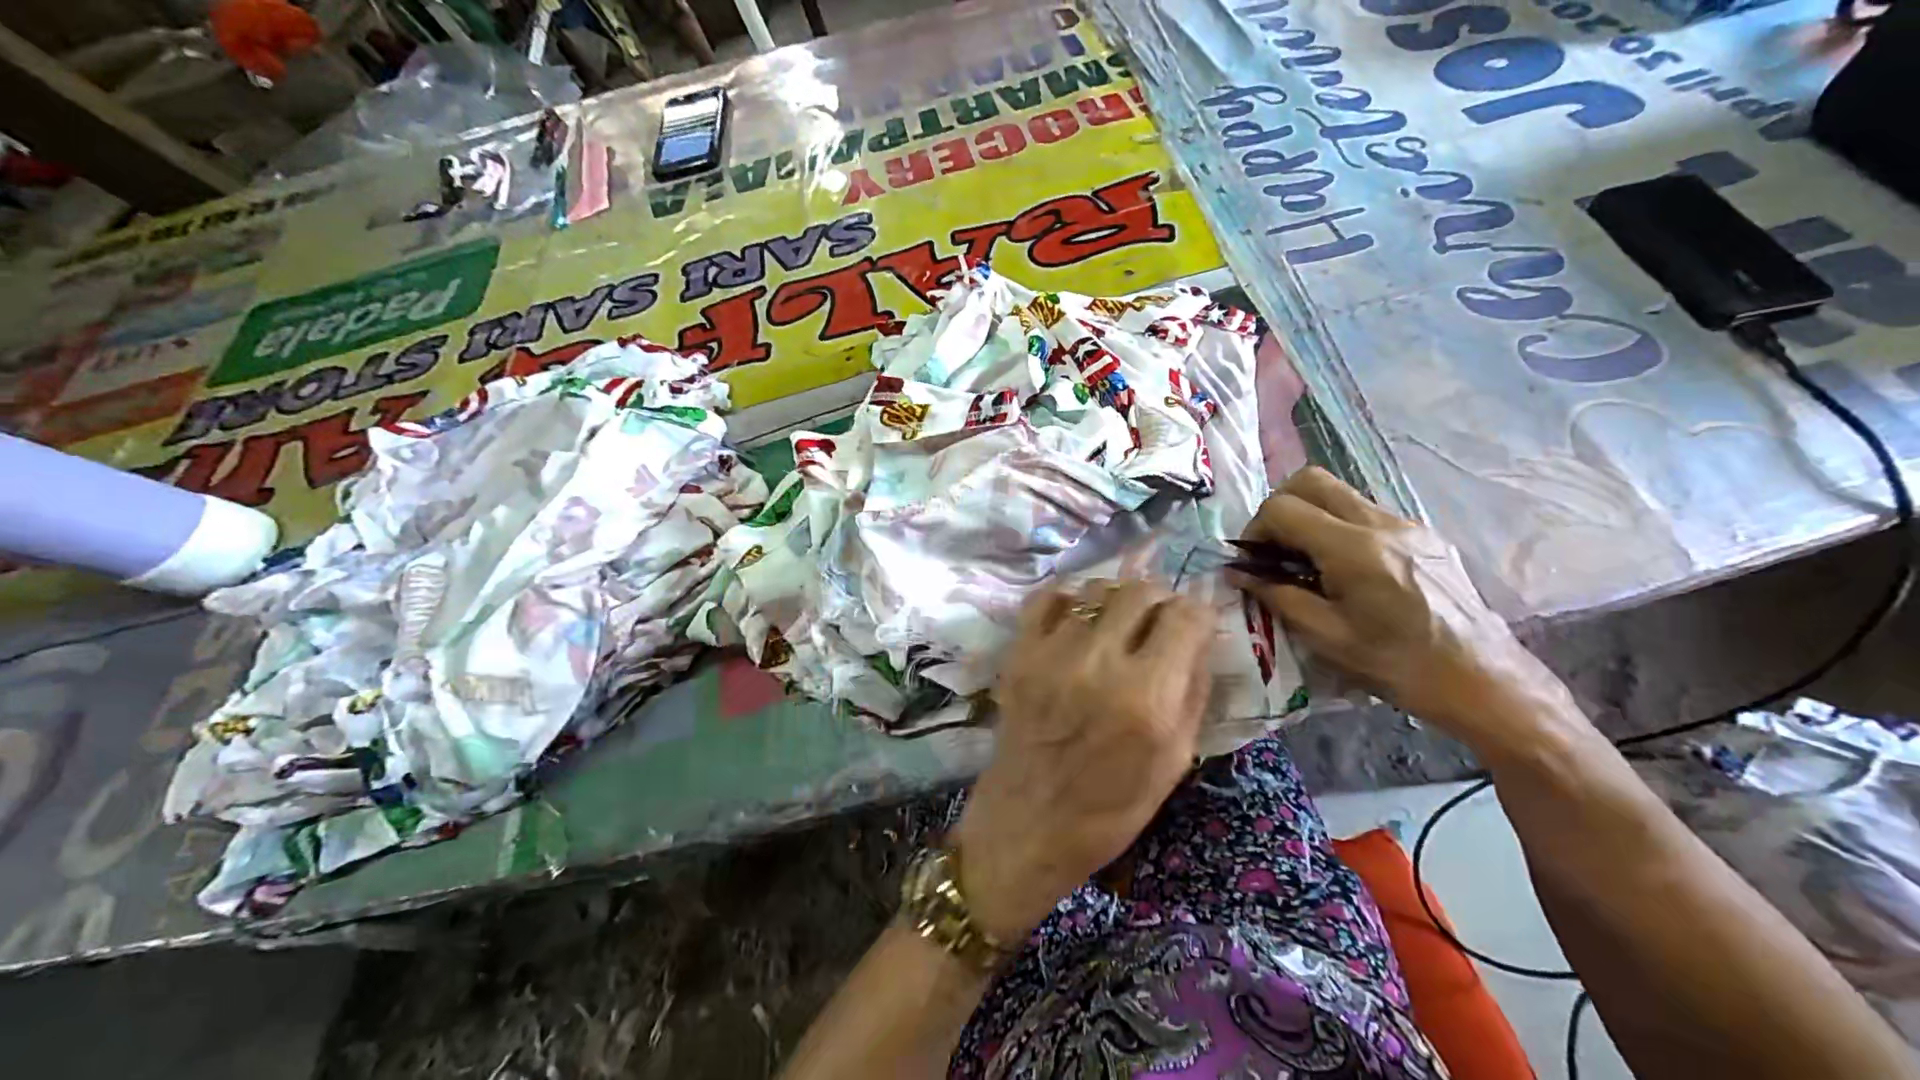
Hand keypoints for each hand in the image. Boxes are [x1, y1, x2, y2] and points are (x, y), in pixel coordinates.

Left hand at [953, 581, 1212, 942]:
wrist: (1030, 823)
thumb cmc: (1112, 806)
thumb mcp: (1175, 758)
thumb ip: (1194, 690)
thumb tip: (1202, 637)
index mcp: (1148, 695)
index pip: (1187, 614)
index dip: (1198, 614)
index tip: (1195, 626)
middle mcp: (1101, 662)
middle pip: (1142, 591)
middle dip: (1160, 601)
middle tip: (1158, 623)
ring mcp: (1053, 653)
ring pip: (1096, 589)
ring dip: (1116, 600)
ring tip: (1116, 625)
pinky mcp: (1020, 653)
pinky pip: (1047, 597)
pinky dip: (1068, 598)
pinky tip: (1077, 618)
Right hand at [1235, 468, 1584, 756]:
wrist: (1480, 678)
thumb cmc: (1396, 664)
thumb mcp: (1325, 636)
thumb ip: (1276, 596)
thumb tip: (1237, 573)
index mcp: (1352, 549)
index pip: (1282, 508)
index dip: (1254, 530)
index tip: (1251, 561)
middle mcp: (1379, 523)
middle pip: (1310, 480)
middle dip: (1279, 507)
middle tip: (1273, 548)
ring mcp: (1406, 524)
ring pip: (1340, 493)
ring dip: (1310, 516)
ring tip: (1306, 562)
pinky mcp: (1423, 535)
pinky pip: (1367, 513)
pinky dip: (1339, 528)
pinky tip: (1344, 570)